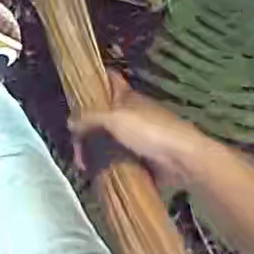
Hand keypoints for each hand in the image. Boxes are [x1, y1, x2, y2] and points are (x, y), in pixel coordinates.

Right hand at [72, 72, 222, 190]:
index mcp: (126, 97)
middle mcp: (131, 113)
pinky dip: (107, 166)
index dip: (94, 78)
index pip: (109, 79)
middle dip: (87, 128)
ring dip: (95, 151)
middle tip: (75, 145)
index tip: (76, 88)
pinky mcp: (143, 158)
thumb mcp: (114, 119)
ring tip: (83, 165)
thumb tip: (70, 123)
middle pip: (103, 115)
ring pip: (109, 139)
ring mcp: (138, 137)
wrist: (183, 160)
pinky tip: (96, 175)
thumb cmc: (149, 130)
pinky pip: (119, 160)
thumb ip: (89, 119)